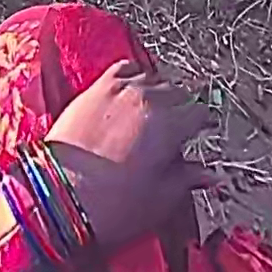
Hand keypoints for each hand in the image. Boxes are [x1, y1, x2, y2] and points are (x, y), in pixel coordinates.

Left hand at [43, 59, 213, 251]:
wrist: (60, 194)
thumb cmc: (113, 204)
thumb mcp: (161, 199)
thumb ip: (188, 178)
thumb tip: (210, 174)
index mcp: (169, 125)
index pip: (199, 111)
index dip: (204, 120)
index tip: (204, 127)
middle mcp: (147, 98)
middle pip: (177, 91)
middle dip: (183, 106)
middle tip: (180, 124)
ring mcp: (120, 88)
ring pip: (152, 78)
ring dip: (159, 91)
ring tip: (157, 109)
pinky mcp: (98, 86)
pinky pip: (124, 67)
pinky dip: (134, 74)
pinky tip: (133, 87)